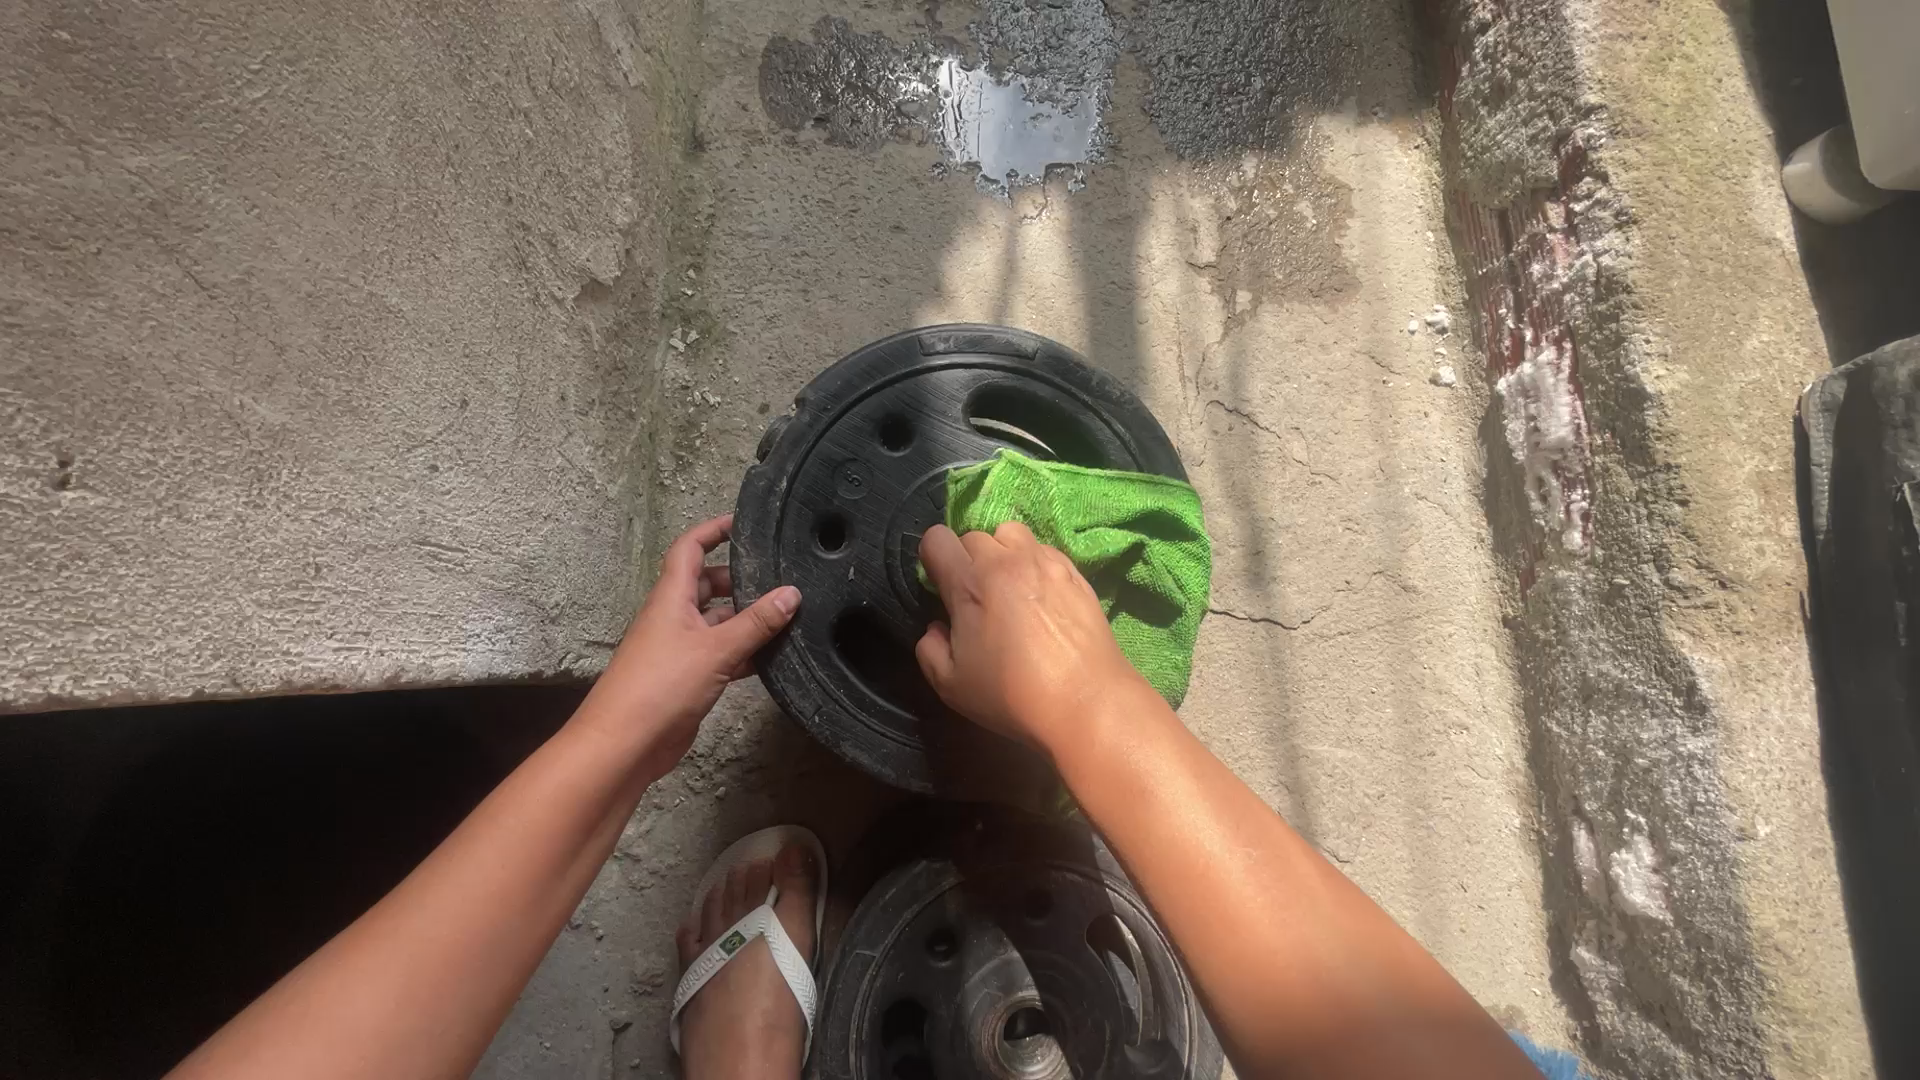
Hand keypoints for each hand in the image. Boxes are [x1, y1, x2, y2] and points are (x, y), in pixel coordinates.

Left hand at [579, 515, 799, 764]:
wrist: (624, 745)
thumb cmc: (663, 685)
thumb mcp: (716, 649)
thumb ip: (757, 622)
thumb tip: (792, 592)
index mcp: (672, 598)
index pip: (690, 549)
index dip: (713, 530)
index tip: (745, 522)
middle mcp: (674, 617)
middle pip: (709, 585)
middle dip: (742, 579)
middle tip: (781, 578)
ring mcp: (681, 648)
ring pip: (719, 621)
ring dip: (748, 619)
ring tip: (789, 616)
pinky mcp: (689, 677)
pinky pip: (722, 653)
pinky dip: (745, 651)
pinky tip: (774, 656)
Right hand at [914, 522, 1147, 752]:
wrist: (1085, 701)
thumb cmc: (1012, 695)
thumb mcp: (950, 685)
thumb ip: (929, 649)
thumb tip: (938, 627)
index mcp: (969, 583)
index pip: (936, 539)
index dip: (932, 560)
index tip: (941, 588)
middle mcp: (1006, 561)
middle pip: (973, 536)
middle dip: (967, 560)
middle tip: (977, 598)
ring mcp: (1044, 562)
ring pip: (1010, 533)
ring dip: (1002, 552)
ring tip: (1009, 585)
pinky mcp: (1073, 571)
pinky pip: (1043, 549)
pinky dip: (1033, 562)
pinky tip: (1040, 594)